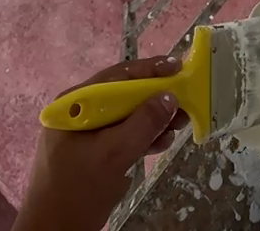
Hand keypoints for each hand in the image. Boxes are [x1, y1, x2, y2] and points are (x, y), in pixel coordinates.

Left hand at [13, 57, 189, 230]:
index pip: (117, 77)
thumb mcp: (114, 155)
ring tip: (180, 122)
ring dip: (152, 119)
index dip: (149, 70)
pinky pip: (120, 136)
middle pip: (123, 96)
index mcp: (75, 104)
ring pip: (124, 117)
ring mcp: (85, 134)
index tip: (178, 67)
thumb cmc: (77, 192)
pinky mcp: (92, 154)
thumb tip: (170, 96)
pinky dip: (141, 138)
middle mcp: (79, 112)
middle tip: (184, 99)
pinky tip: (162, 141)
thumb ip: (143, 124)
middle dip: (155, 97)